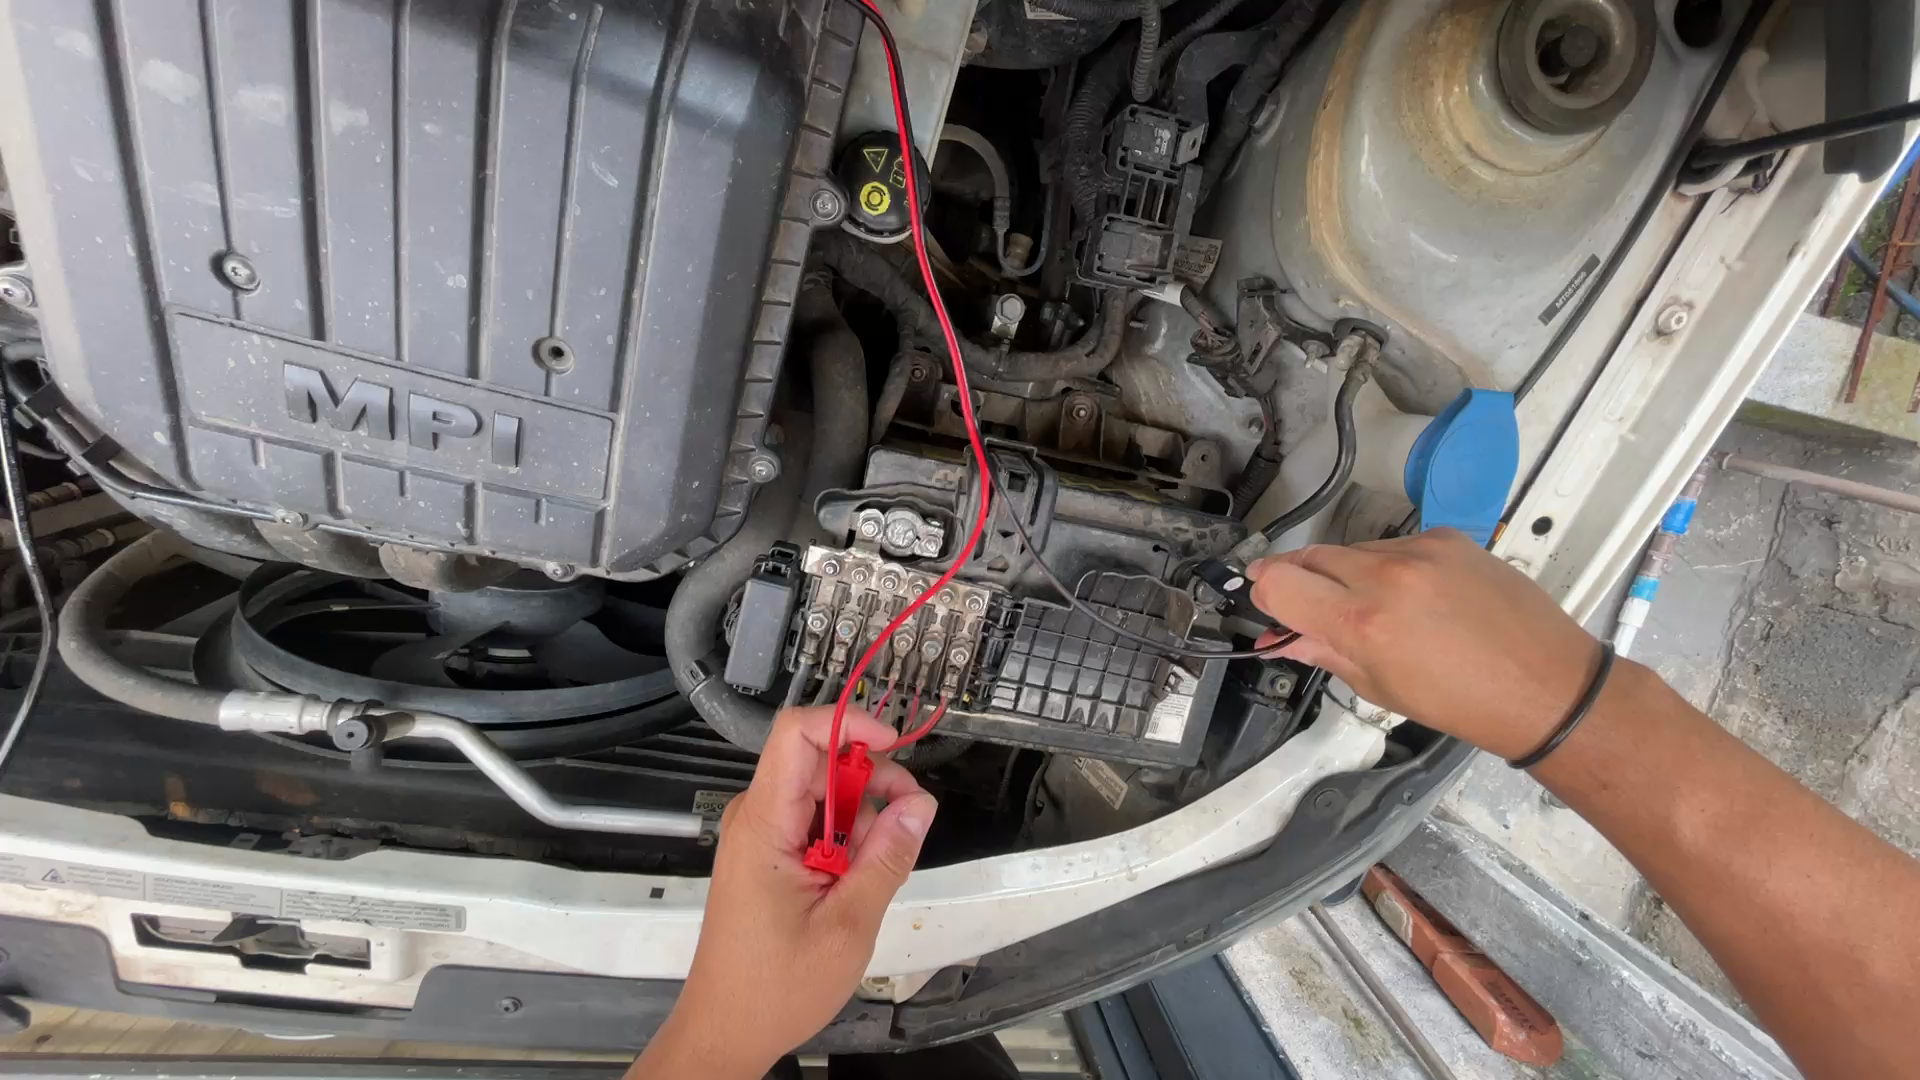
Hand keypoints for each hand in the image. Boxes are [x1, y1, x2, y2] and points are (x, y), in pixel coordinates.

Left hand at [629, 706, 936, 1078]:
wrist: (725, 1034)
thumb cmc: (776, 988)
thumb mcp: (847, 925)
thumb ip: (887, 858)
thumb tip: (923, 803)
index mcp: (765, 822)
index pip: (797, 733)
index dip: (847, 723)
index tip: (893, 745)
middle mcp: (759, 815)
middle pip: (821, 761)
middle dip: (872, 779)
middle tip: (909, 818)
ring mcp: (763, 833)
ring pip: (825, 790)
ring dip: (863, 815)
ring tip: (880, 866)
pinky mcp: (771, 851)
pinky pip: (817, 819)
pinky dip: (848, 837)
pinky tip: (859, 877)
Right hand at [1247, 528, 1602, 759]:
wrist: (1550, 688)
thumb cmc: (1459, 702)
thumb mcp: (1377, 687)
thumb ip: (1320, 650)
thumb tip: (1279, 637)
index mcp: (1362, 621)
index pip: (1277, 582)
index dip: (1262, 592)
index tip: (1266, 601)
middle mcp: (1385, 576)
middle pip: (1306, 557)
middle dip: (1296, 579)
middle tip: (1305, 603)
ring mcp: (1420, 551)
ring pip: (1349, 550)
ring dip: (1343, 573)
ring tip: (1372, 605)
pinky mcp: (1448, 538)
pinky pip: (1392, 545)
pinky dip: (1386, 566)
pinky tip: (1411, 593)